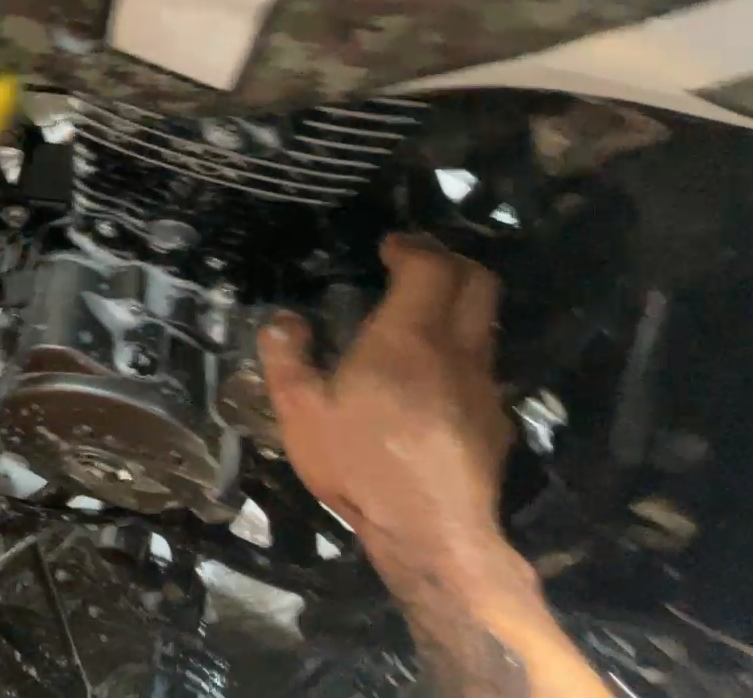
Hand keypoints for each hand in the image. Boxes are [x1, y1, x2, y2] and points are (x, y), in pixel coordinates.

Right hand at [258, 233, 514, 586]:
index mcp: (407, 340)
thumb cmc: (359, 463)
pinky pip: (481, 361)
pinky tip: (425, 369)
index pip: (432, 270)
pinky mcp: (495, 420)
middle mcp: (457, 353)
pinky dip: (458, 343)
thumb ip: (286, 355)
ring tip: (415, 309)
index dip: (413, 247)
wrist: (433, 535)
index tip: (388, 244)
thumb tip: (285, 319)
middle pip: (479, 284)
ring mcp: (484, 387)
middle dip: (449, 261)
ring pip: (485, 322)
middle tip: (411, 261)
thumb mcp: (298, 409)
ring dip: (457, 301)